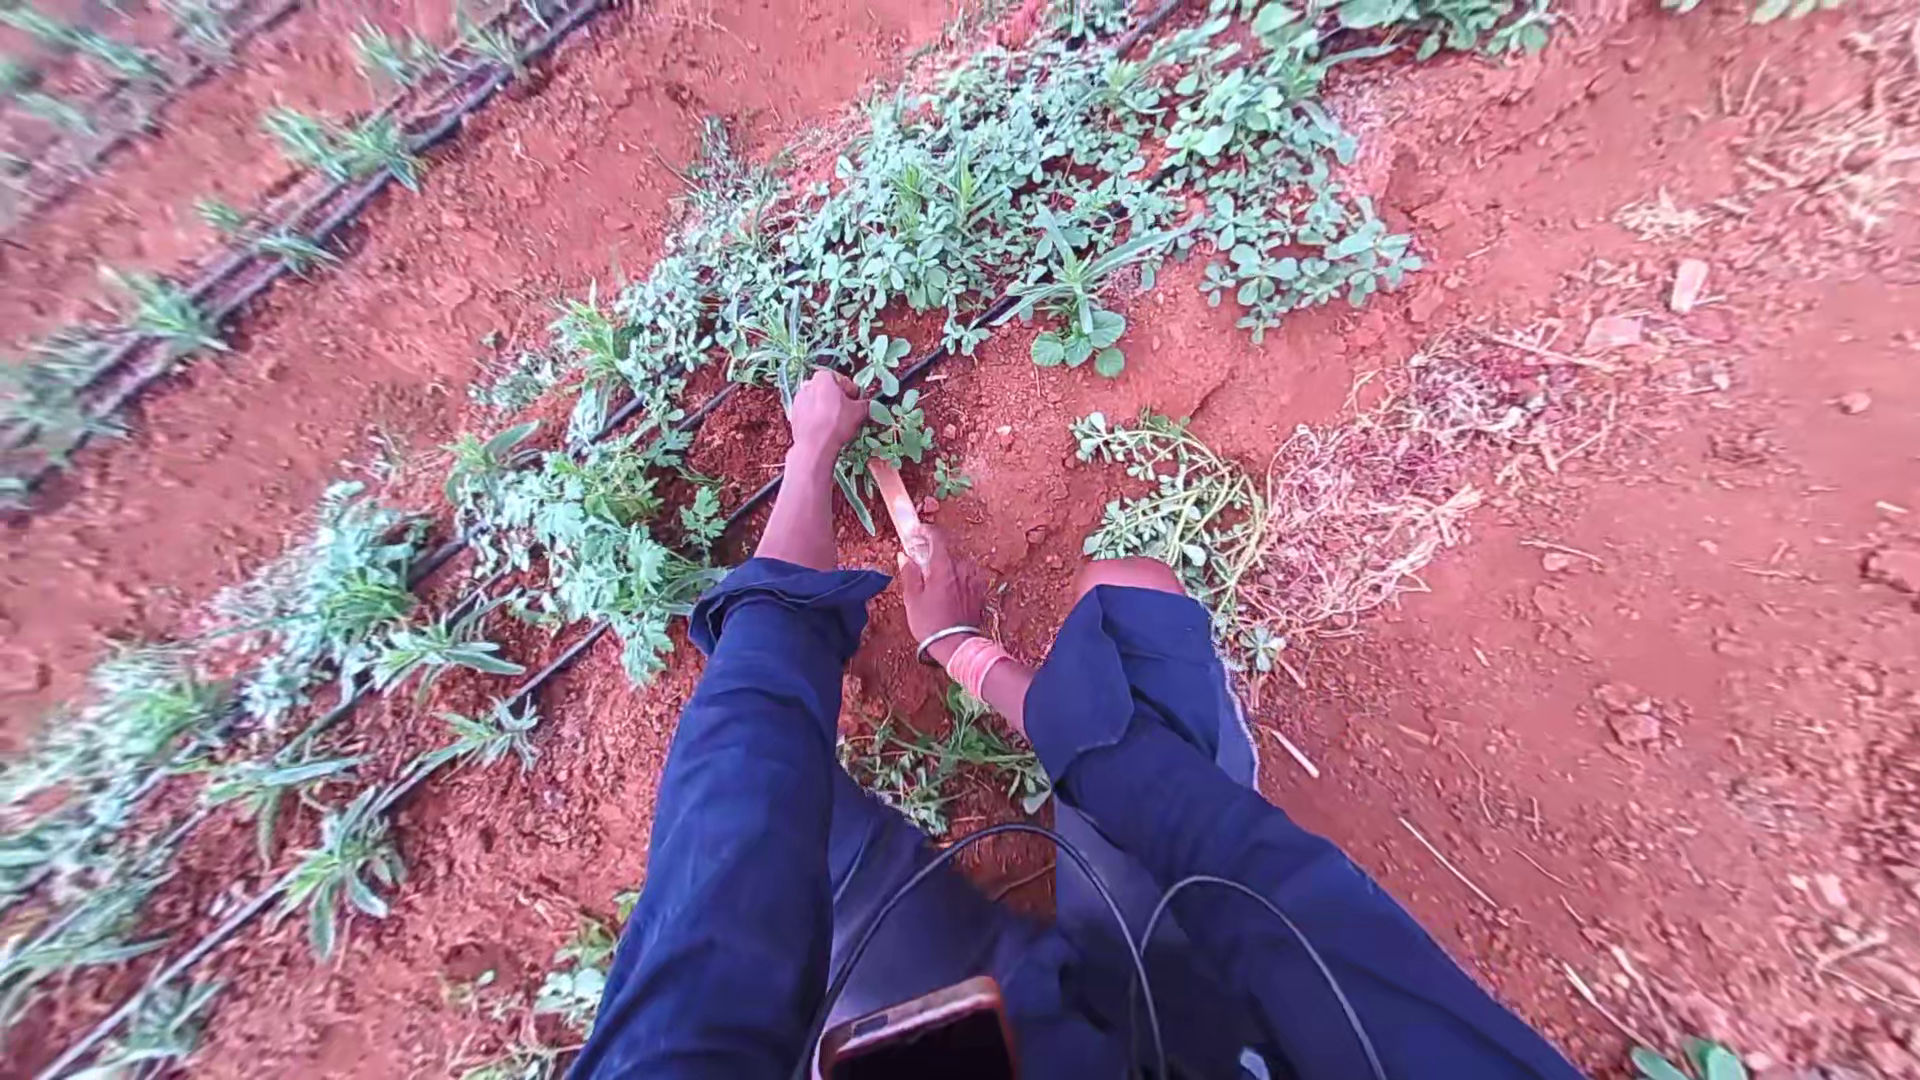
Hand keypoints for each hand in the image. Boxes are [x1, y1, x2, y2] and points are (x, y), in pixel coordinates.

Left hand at [786, 369, 865, 468]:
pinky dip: (816, 417)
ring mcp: (798, 399)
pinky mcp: (793, 413)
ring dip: (826, 408)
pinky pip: (809, 412)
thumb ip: (865, 404)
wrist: (815, 446)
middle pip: (829, 390)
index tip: (857, 404)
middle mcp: (808, 384)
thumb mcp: (859, 412)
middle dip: (838, 399)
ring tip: (835, 423)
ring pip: (818, 401)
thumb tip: (868, 404)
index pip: (844, 381)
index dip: (853, 393)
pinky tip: (823, 428)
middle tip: (847, 413)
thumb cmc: (838, 423)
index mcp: (824, 377)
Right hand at [898, 526, 986, 661]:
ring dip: (946, 570)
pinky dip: (957, 581)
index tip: (916, 533)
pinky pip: (966, 578)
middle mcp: (962, 568)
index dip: (926, 531)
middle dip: (934, 557)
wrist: (956, 645)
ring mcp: (974, 580)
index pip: (937, 537)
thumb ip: (909, 572)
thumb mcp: (912, 598)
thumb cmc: (930, 623)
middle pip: (947, 553)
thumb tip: (905, 555)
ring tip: (935, 588)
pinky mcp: (980, 591)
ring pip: (957, 566)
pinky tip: (948, 596)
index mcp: (943, 567)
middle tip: (921, 570)